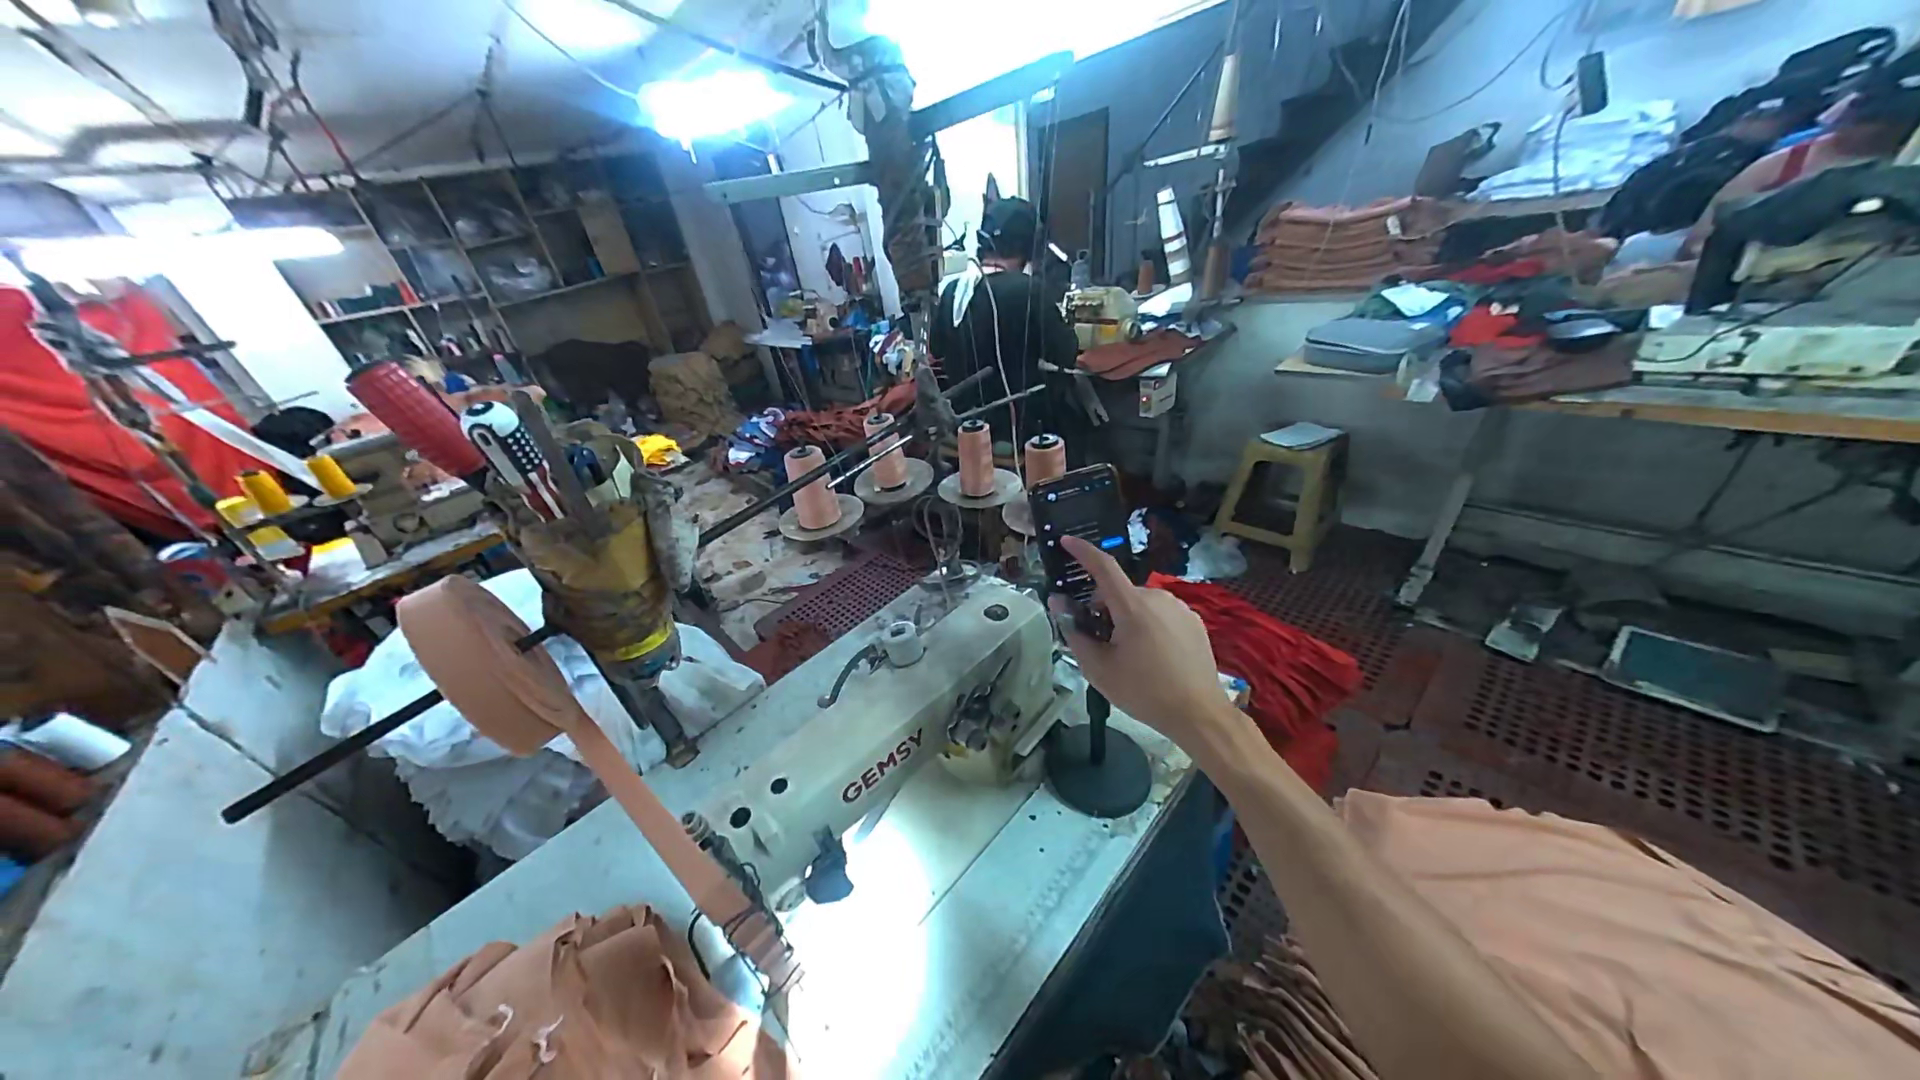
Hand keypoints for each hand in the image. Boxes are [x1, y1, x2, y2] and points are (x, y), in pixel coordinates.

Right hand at [1051, 534, 1243, 748]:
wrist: (1198, 713)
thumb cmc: (1143, 692)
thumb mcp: (1098, 669)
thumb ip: (1074, 632)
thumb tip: (1059, 603)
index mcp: (1132, 606)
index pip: (1103, 567)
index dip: (1082, 551)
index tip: (1066, 541)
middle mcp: (1157, 597)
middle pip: (1118, 593)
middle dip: (1102, 610)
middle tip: (1099, 643)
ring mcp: (1179, 607)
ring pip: (1139, 604)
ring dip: (1126, 618)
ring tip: (1128, 654)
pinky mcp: (1193, 620)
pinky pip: (1160, 614)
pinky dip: (1148, 625)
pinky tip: (1152, 656)